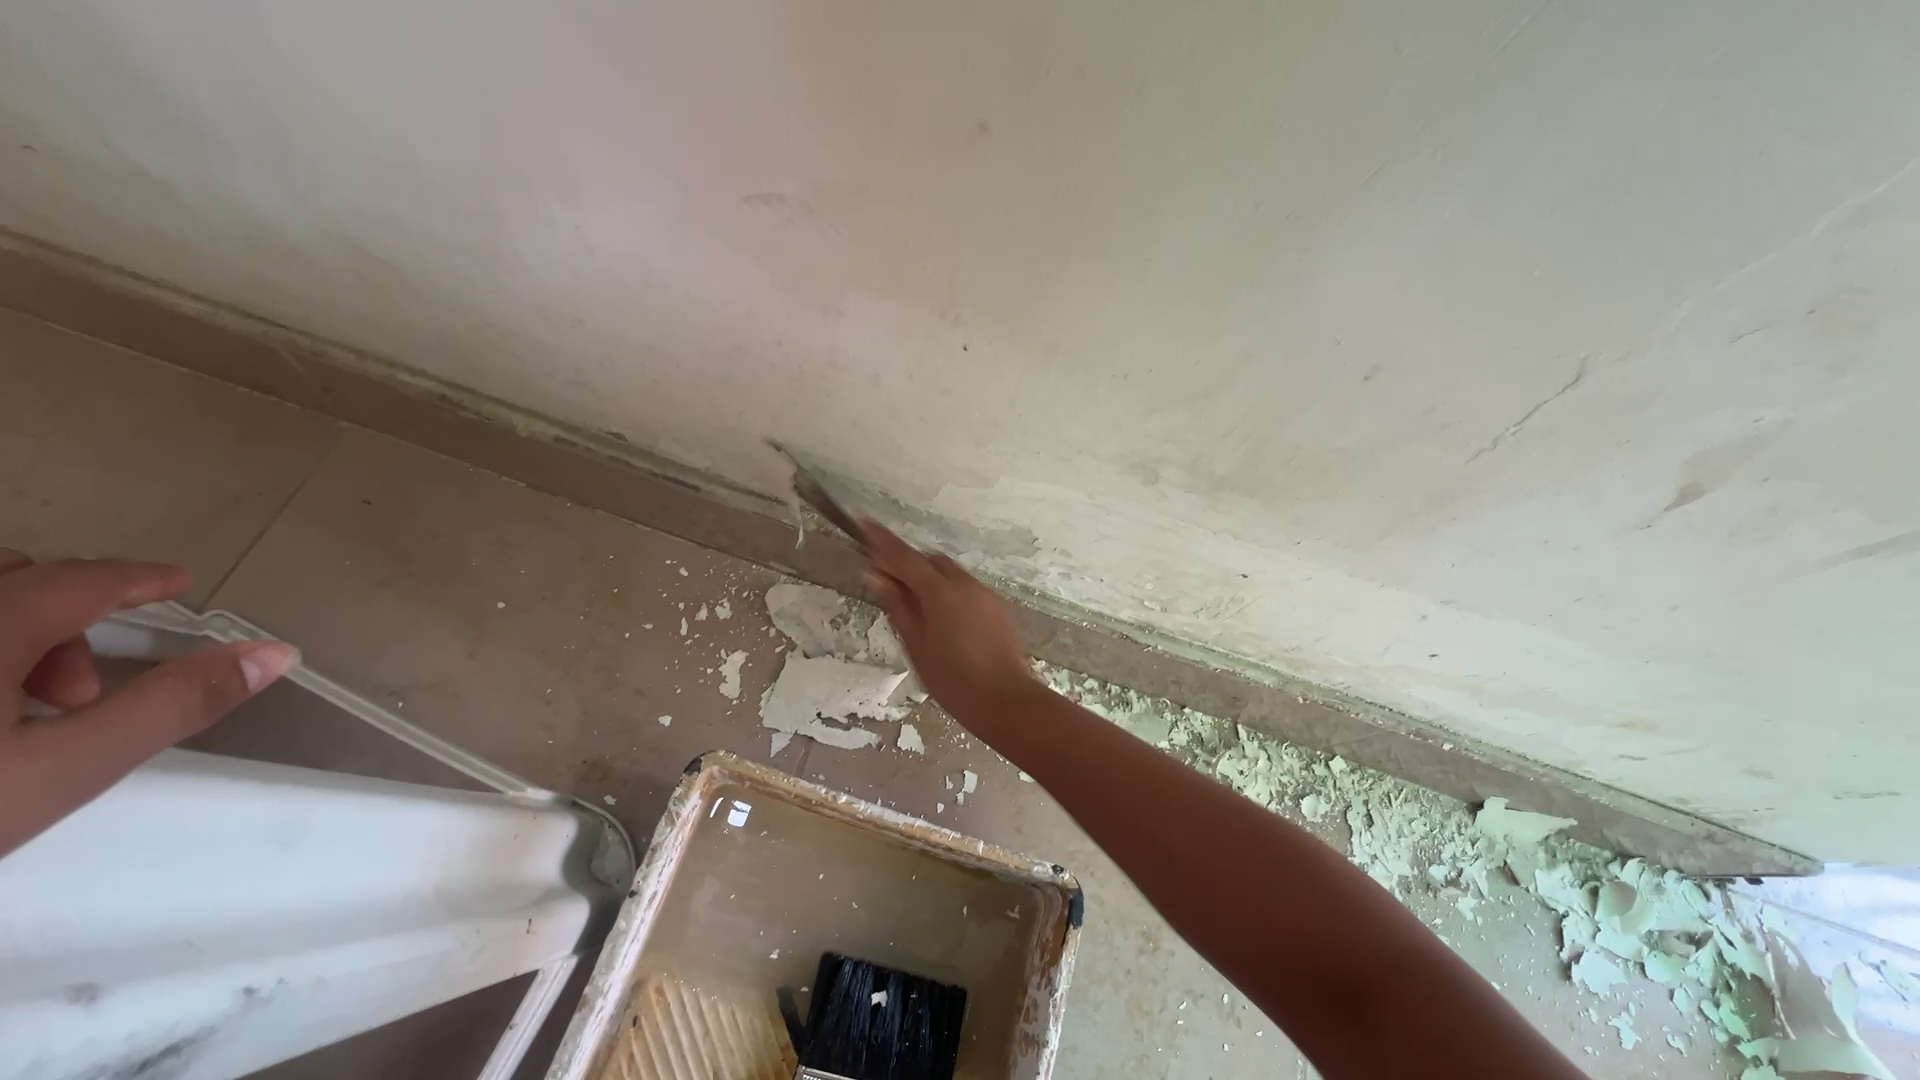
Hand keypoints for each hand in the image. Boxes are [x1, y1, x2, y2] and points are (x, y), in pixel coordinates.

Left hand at [1, 549, 297, 857]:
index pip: (83, 580)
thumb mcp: (64, 768)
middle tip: (76, 691)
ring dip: (8, 632)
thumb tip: (274, 652)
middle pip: (12, 578)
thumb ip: (173, 704)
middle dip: (64, 619)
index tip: (177, 584)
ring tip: (14, 708)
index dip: (139, 579)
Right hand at [861, 521, 1042, 726]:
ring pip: (951, 576)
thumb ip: (898, 606)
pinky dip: (951, 596)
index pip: (904, 557)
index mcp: (939, 591)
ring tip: (919, 613)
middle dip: (910, 566)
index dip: (882, 540)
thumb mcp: (916, 644)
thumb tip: (879, 576)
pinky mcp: (999, 609)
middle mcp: (965, 584)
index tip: (863, 522)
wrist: (1005, 700)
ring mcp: (985, 595)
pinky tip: (947, 625)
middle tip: (890, 587)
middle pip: (931, 562)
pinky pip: (968, 591)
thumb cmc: (952, 679)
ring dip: (932, 582)